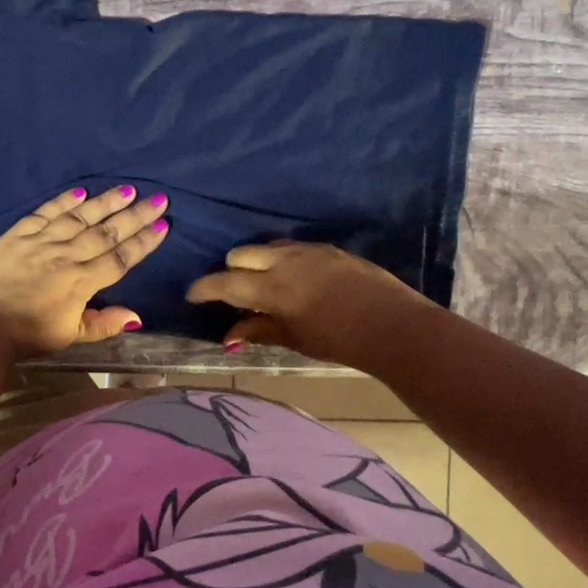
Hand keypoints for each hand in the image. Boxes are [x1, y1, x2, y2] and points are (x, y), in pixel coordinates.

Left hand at [0, 184, 170, 357]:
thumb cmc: (27, 335)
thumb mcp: (69, 336)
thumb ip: (103, 324)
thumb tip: (137, 315)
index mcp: (82, 282)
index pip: (120, 258)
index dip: (143, 242)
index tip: (163, 225)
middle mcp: (66, 256)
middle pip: (106, 233)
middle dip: (135, 216)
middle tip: (158, 199)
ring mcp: (41, 242)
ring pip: (80, 218)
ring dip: (105, 203)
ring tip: (127, 190)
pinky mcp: (17, 235)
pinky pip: (45, 213)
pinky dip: (63, 201)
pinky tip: (80, 192)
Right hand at [185, 240, 435, 370]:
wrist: (395, 327)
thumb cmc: (340, 341)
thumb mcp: (294, 339)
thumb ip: (258, 331)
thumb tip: (228, 335)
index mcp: (272, 287)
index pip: (224, 282)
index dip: (203, 288)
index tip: (192, 295)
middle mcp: (285, 261)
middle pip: (240, 254)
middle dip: (230, 270)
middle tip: (234, 293)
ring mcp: (309, 250)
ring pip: (267, 246)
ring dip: (257, 261)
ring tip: (264, 283)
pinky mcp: (330, 249)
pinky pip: (293, 247)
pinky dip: (282, 259)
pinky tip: (295, 279)